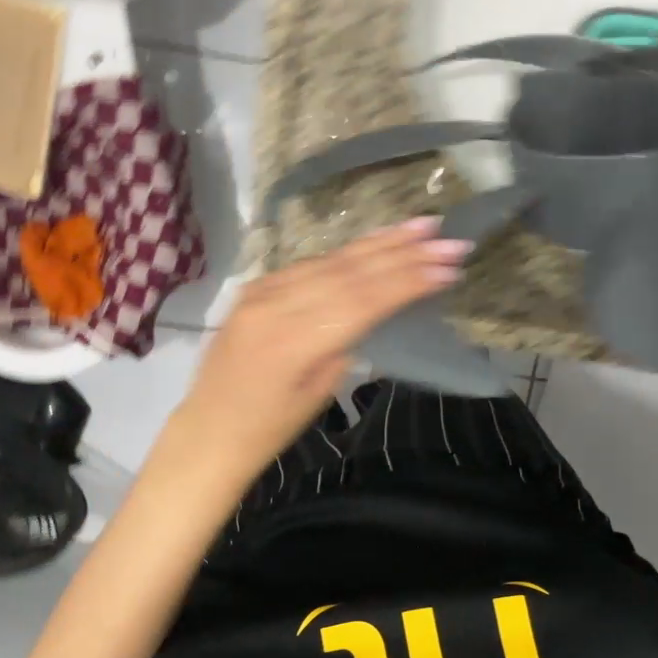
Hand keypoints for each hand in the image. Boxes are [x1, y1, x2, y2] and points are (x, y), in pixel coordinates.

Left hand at [171, 217, 471, 479]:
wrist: (209, 430)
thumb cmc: (269, 429)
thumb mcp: (317, 393)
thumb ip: (344, 345)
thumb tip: (372, 309)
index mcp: (294, 341)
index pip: (362, 299)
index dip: (408, 281)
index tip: (448, 266)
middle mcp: (275, 306)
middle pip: (349, 271)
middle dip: (402, 252)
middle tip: (446, 236)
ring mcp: (259, 292)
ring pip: (329, 260)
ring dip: (378, 243)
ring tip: (420, 227)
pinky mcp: (252, 289)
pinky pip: (307, 265)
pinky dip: (345, 253)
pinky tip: (374, 243)